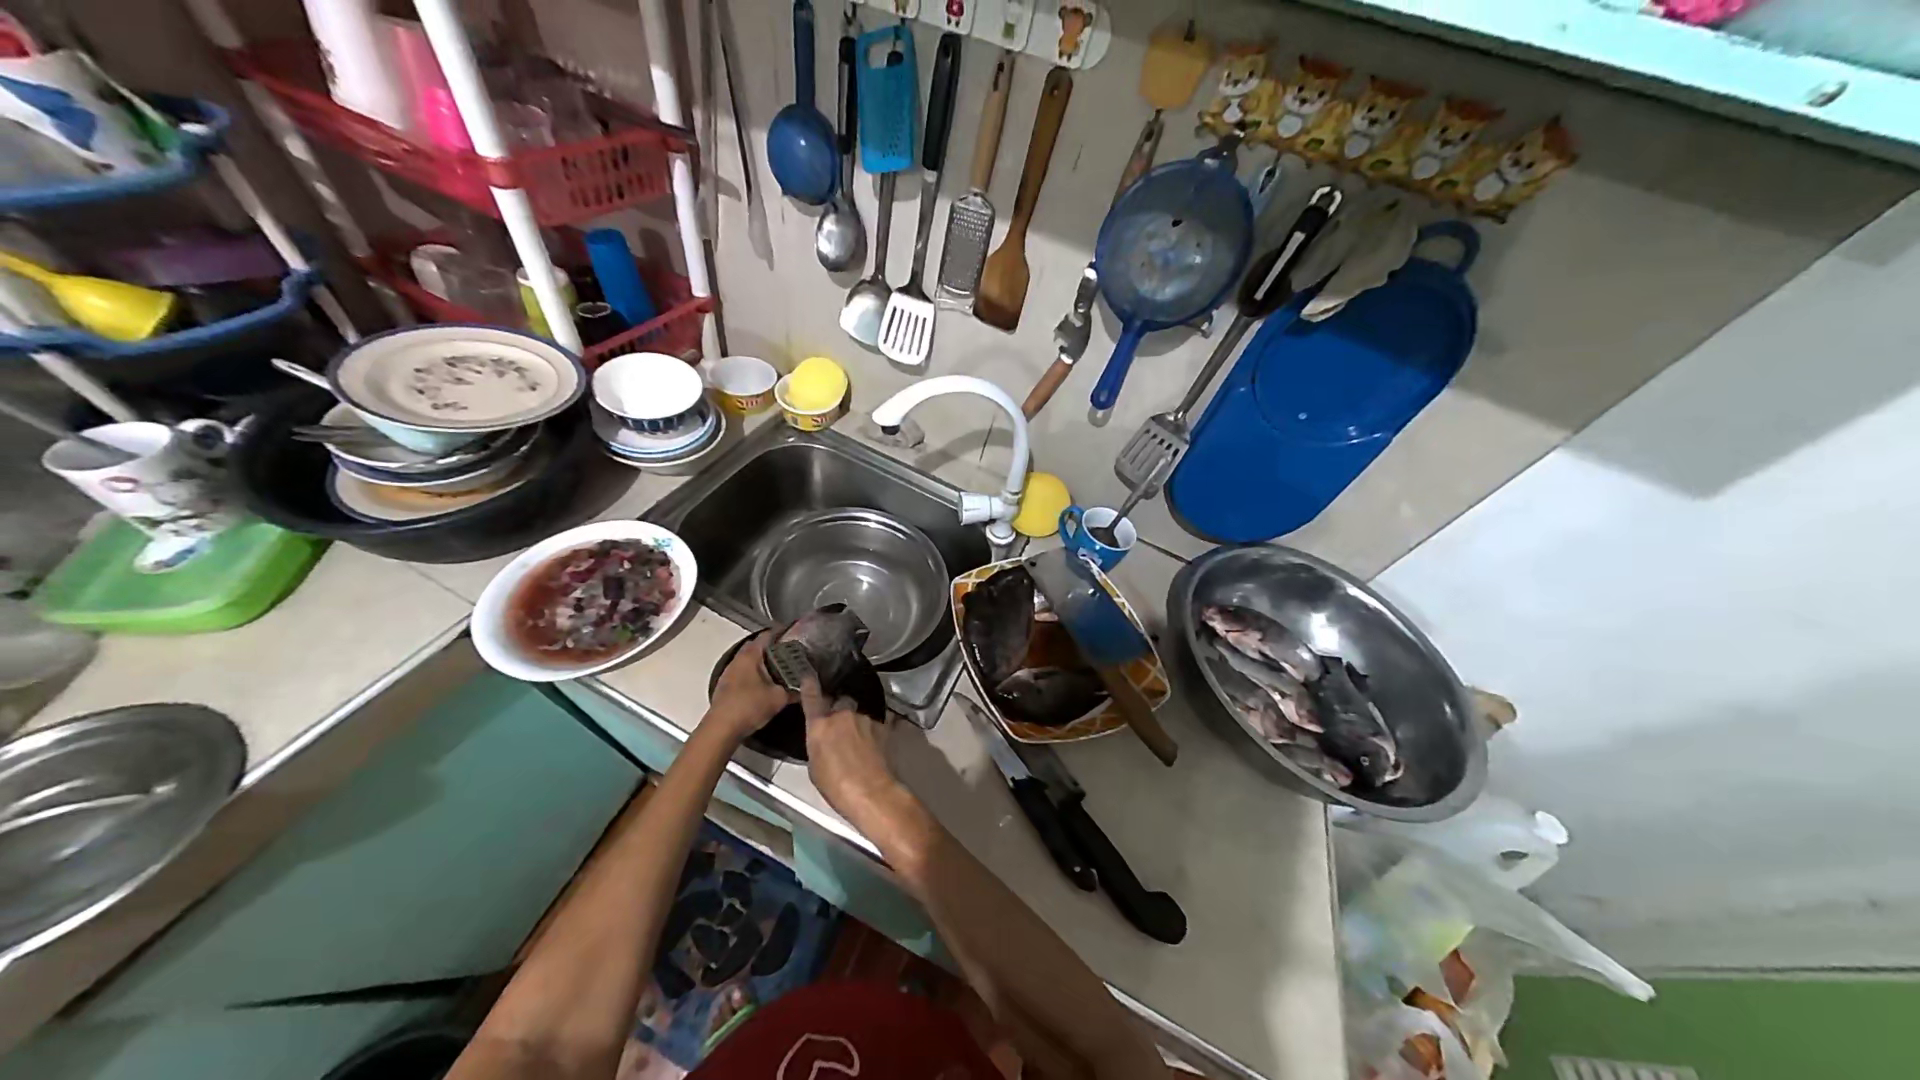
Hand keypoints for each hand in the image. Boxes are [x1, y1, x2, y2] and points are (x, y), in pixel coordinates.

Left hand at [708, 632, 791, 741]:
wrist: (721, 728)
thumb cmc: (750, 706)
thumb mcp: (779, 698)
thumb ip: (795, 690)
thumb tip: (808, 687)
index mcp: (751, 655)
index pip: (768, 635)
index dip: (783, 633)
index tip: (797, 635)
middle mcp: (738, 659)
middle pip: (759, 647)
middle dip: (775, 649)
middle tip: (794, 654)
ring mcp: (730, 672)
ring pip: (751, 660)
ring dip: (765, 662)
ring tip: (784, 669)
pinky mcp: (727, 685)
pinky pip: (745, 672)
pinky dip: (757, 673)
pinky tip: (767, 684)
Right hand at [800, 676, 904, 820]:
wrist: (871, 792)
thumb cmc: (836, 786)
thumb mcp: (815, 766)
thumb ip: (817, 742)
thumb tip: (822, 736)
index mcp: (820, 726)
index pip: (812, 698)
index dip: (810, 685)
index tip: (809, 676)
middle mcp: (842, 715)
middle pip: (840, 702)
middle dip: (838, 709)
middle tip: (839, 727)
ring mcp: (864, 718)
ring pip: (858, 713)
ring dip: (856, 722)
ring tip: (858, 741)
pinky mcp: (882, 726)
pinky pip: (873, 723)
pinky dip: (871, 730)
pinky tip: (872, 744)